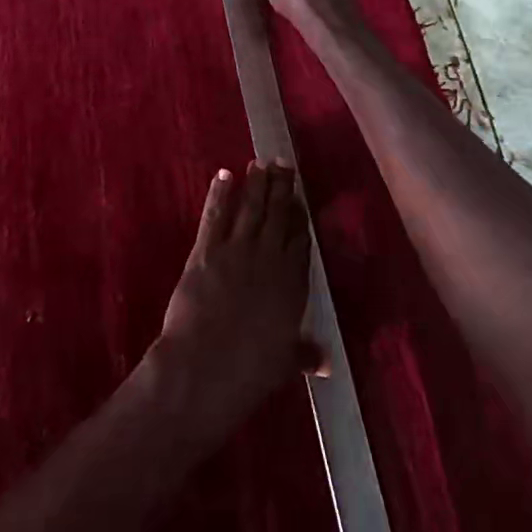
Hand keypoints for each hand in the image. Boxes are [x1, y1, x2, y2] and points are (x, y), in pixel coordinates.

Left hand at [147, 162, 313, 430]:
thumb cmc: (251, 368)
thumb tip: (325, 364)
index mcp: (292, 285)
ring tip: (260, 162)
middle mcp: (269, 260)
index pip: (300, 242)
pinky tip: (224, 174)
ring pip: (251, 209)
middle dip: (282, 188)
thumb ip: (303, 354)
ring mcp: (237, 250)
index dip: (299, 218)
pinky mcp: (207, 249)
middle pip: (278, 216)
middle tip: (283, 163)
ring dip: (256, 184)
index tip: (299, 200)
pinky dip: (220, 193)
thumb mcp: (284, 362)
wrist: (208, 363)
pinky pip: (216, 214)